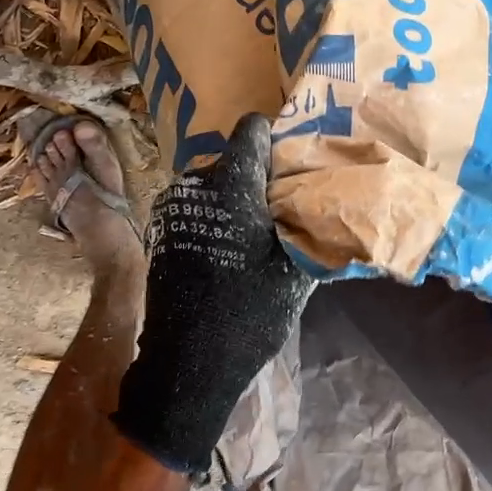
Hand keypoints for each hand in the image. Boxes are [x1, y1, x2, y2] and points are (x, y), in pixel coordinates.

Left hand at [111, 113, 314, 473]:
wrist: (187, 360)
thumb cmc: (248, 310)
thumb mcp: (294, 272)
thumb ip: (309, 228)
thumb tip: (331, 211)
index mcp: (233, 181)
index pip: (252, 130)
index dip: (273, 143)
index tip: (288, 169)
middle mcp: (197, 183)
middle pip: (234, 161)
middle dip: (255, 180)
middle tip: (278, 212)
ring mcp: (172, 207)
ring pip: (213, 187)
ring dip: (232, 202)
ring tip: (252, 240)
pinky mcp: (160, 231)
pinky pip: (194, 210)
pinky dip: (212, 220)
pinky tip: (224, 255)